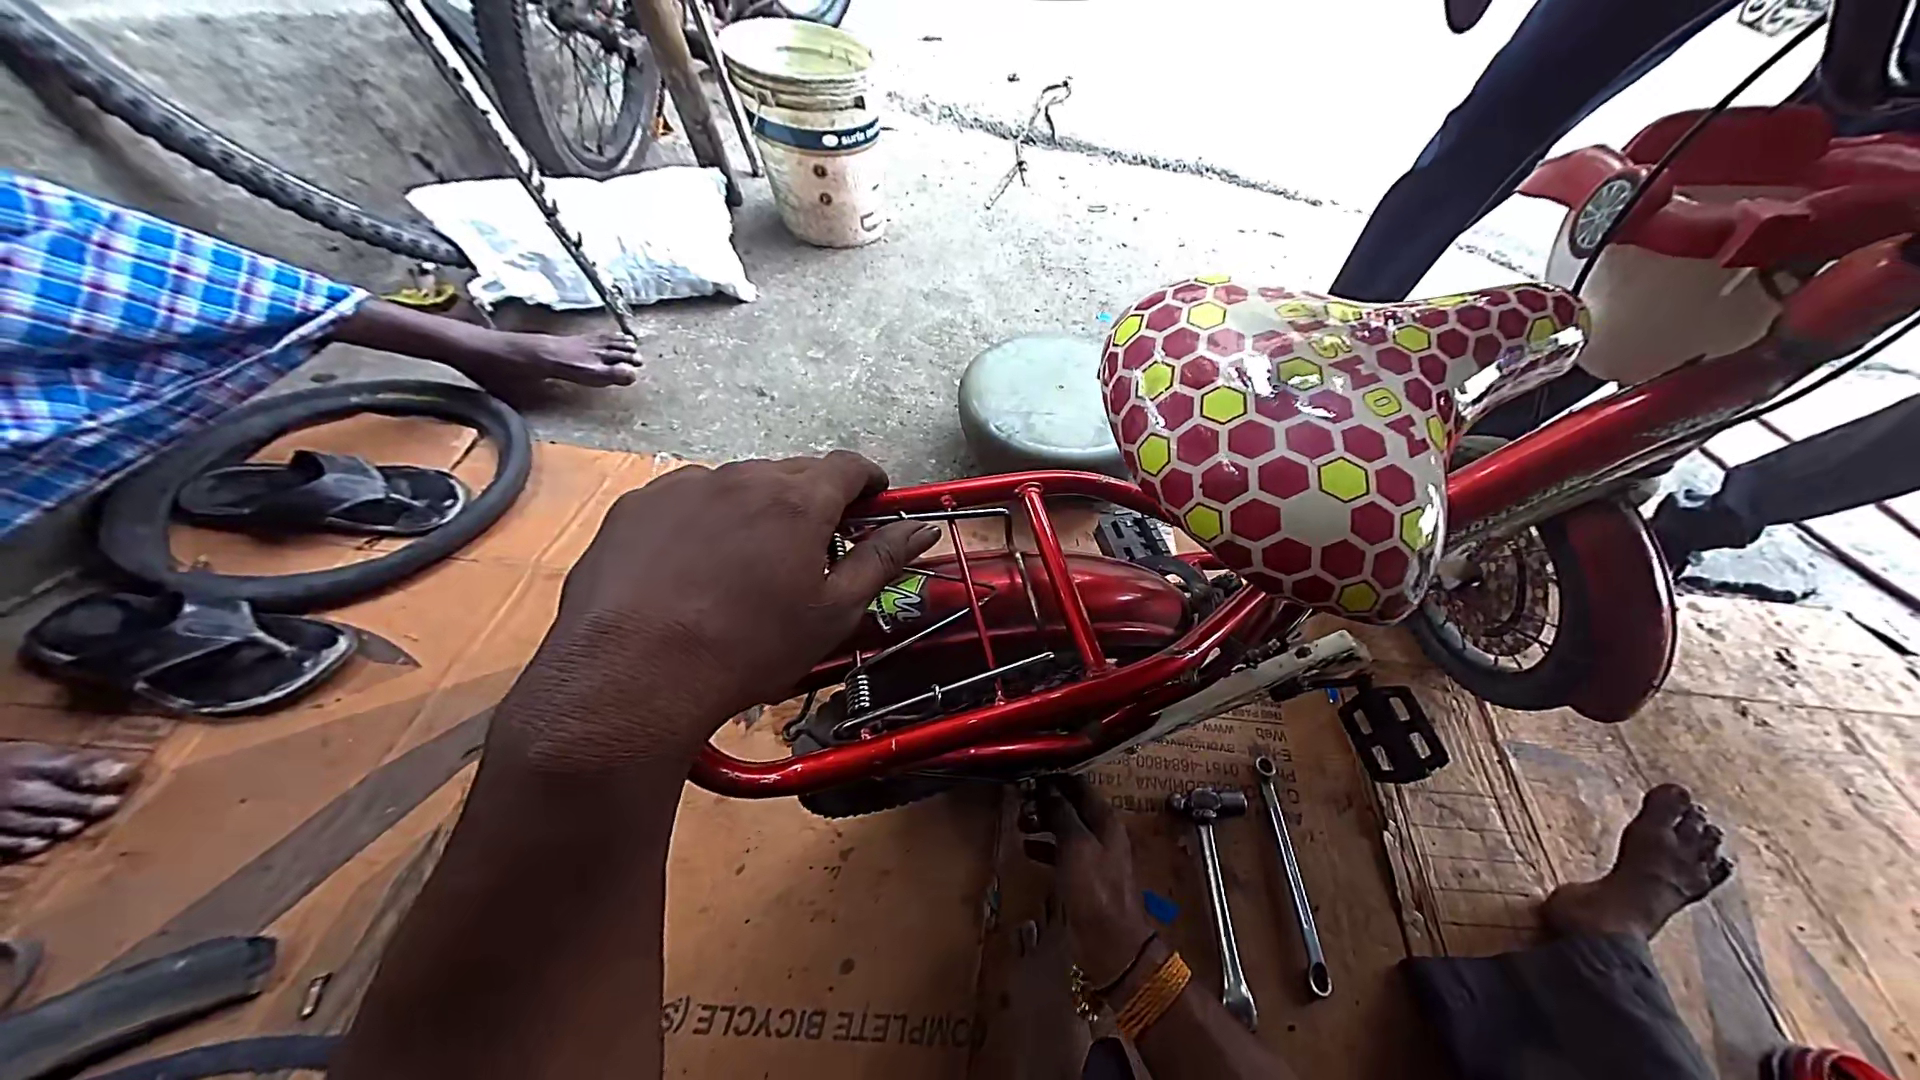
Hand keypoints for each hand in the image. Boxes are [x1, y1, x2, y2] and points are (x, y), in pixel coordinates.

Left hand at [528, 452, 939, 765]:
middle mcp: (742, 478)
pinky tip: (692, 566)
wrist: (631, 677)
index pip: (848, 466)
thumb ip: (881, 561)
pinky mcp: (637, 505)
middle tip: (811, 545)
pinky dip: (705, 519)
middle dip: (813, 499)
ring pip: (739, 485)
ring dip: (757, 508)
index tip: (872, 500)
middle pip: (794, 472)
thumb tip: (922, 529)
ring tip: (746, 562)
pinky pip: (688, 499)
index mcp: (798, 501)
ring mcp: (684, 487)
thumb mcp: (831, 612)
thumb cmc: (748, 649)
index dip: (868, 480)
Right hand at [1027, 776, 1154, 985]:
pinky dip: (1044, 846)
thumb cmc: (1094, 890)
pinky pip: (1061, 851)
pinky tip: (1027, 849)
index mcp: (1105, 819)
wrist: (1112, 944)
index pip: (1078, 785)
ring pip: (1064, 827)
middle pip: (1070, 805)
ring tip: (1020, 824)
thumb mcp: (1075, 845)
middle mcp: (1101, 832)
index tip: (1028, 777)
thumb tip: (1046, 787)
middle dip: (1044, 801)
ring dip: (1042, 822)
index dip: (1054, 779)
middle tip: (1019, 803)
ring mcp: (1094, 855)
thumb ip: (1061, 813)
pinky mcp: (1085, 877)